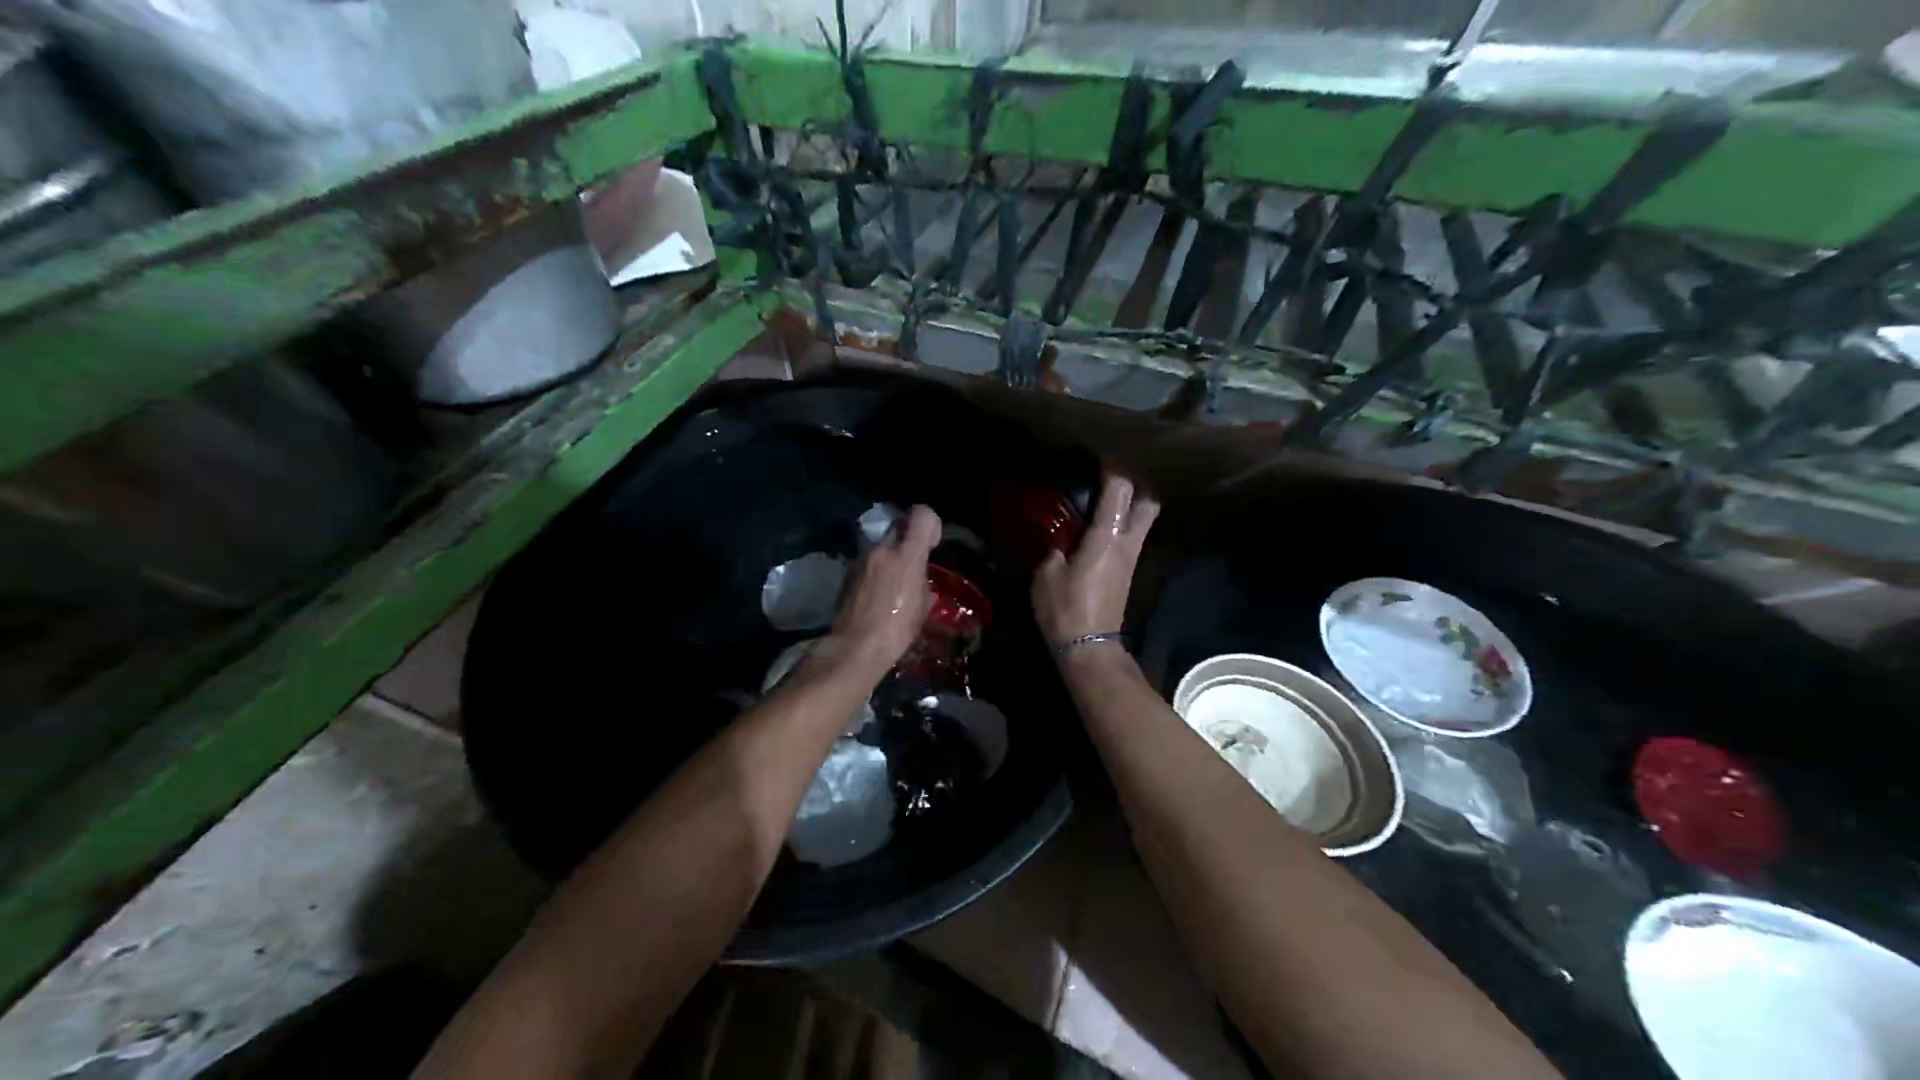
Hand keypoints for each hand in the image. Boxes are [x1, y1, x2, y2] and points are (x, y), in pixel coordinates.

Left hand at [827, 504, 940, 673]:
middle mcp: (882, 550)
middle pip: (899, 530)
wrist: (855, 646)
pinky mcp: (847, 573)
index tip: (931, 543)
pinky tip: (876, 595)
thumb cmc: (896, 630)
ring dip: (890, 559)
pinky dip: (875, 572)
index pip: (921, 516)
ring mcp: (861, 560)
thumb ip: (923, 585)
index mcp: (907, 556)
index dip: (929, 523)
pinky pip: (867, 563)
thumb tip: (921, 582)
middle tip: (912, 567)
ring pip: (881, 548)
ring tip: (893, 587)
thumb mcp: (922, 609)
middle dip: (907, 543)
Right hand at [1033, 475, 1158, 647]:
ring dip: (1131, 505)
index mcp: (1106, 537)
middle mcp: (1127, 543)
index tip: (1098, 456)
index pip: (1120, 489)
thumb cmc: (1066, 609)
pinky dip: (1123, 524)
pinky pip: (1132, 537)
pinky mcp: (1128, 572)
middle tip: (1112, 477)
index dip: (1113, 467)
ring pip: (1144, 520)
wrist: (1089, 647)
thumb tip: (1059, 541)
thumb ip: (1054, 550)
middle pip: (1148, 502)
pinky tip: (1101, 527)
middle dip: (1136, 484)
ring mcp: (1132, 558)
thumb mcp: (1046, 575)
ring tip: (1105, 498)